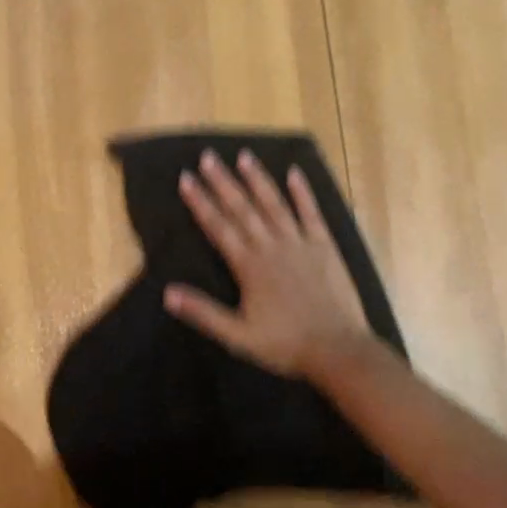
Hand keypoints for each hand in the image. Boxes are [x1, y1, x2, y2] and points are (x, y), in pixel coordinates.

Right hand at [163, 149, 372, 379]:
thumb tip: (167, 293)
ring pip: (274, 204)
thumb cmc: (285, 345)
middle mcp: (271, 246)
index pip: (218, 227)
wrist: (339, 351)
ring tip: (244, 155)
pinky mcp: (325, 247)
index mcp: (248, 266)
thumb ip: (203, 312)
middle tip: (208, 156)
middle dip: (223, 182)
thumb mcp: (238, 335)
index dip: (200, 202)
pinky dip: (302, 193)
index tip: (186, 178)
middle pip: (242, 208)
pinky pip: (311, 214)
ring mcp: (300, 243)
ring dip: (258, 179)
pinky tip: (294, 173)